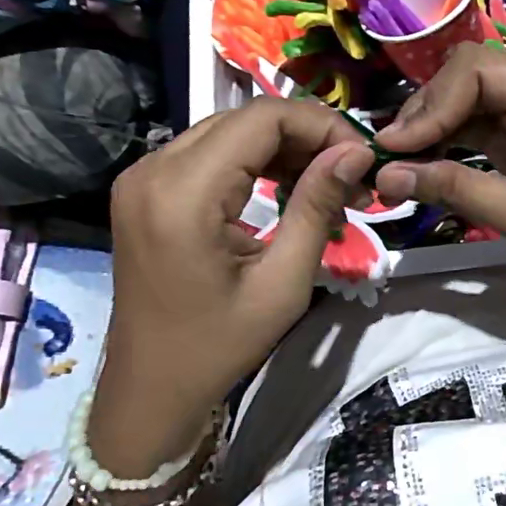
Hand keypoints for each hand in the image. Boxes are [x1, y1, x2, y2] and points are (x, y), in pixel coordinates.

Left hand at [101, 99, 373, 429]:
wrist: (152, 386)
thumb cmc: (219, 344)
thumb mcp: (283, 283)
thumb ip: (317, 208)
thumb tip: (354, 153)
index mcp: (182, 193)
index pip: (261, 119)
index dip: (321, 125)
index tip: (362, 157)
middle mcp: (153, 169)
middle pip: (244, 119)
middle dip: (307, 137)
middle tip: (353, 176)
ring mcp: (143, 177)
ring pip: (228, 133)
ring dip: (284, 150)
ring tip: (330, 186)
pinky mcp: (146, 190)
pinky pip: (209, 155)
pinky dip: (255, 163)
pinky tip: (289, 188)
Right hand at [373, 44, 505, 290]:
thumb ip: (455, 189)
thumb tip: (387, 175)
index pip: (479, 68)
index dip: (433, 102)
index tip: (399, 146)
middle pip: (470, 75)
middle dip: (428, 110)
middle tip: (393, 155)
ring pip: (468, 98)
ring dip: (432, 126)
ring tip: (399, 163)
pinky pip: (477, 123)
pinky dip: (447, 141)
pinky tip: (424, 164)